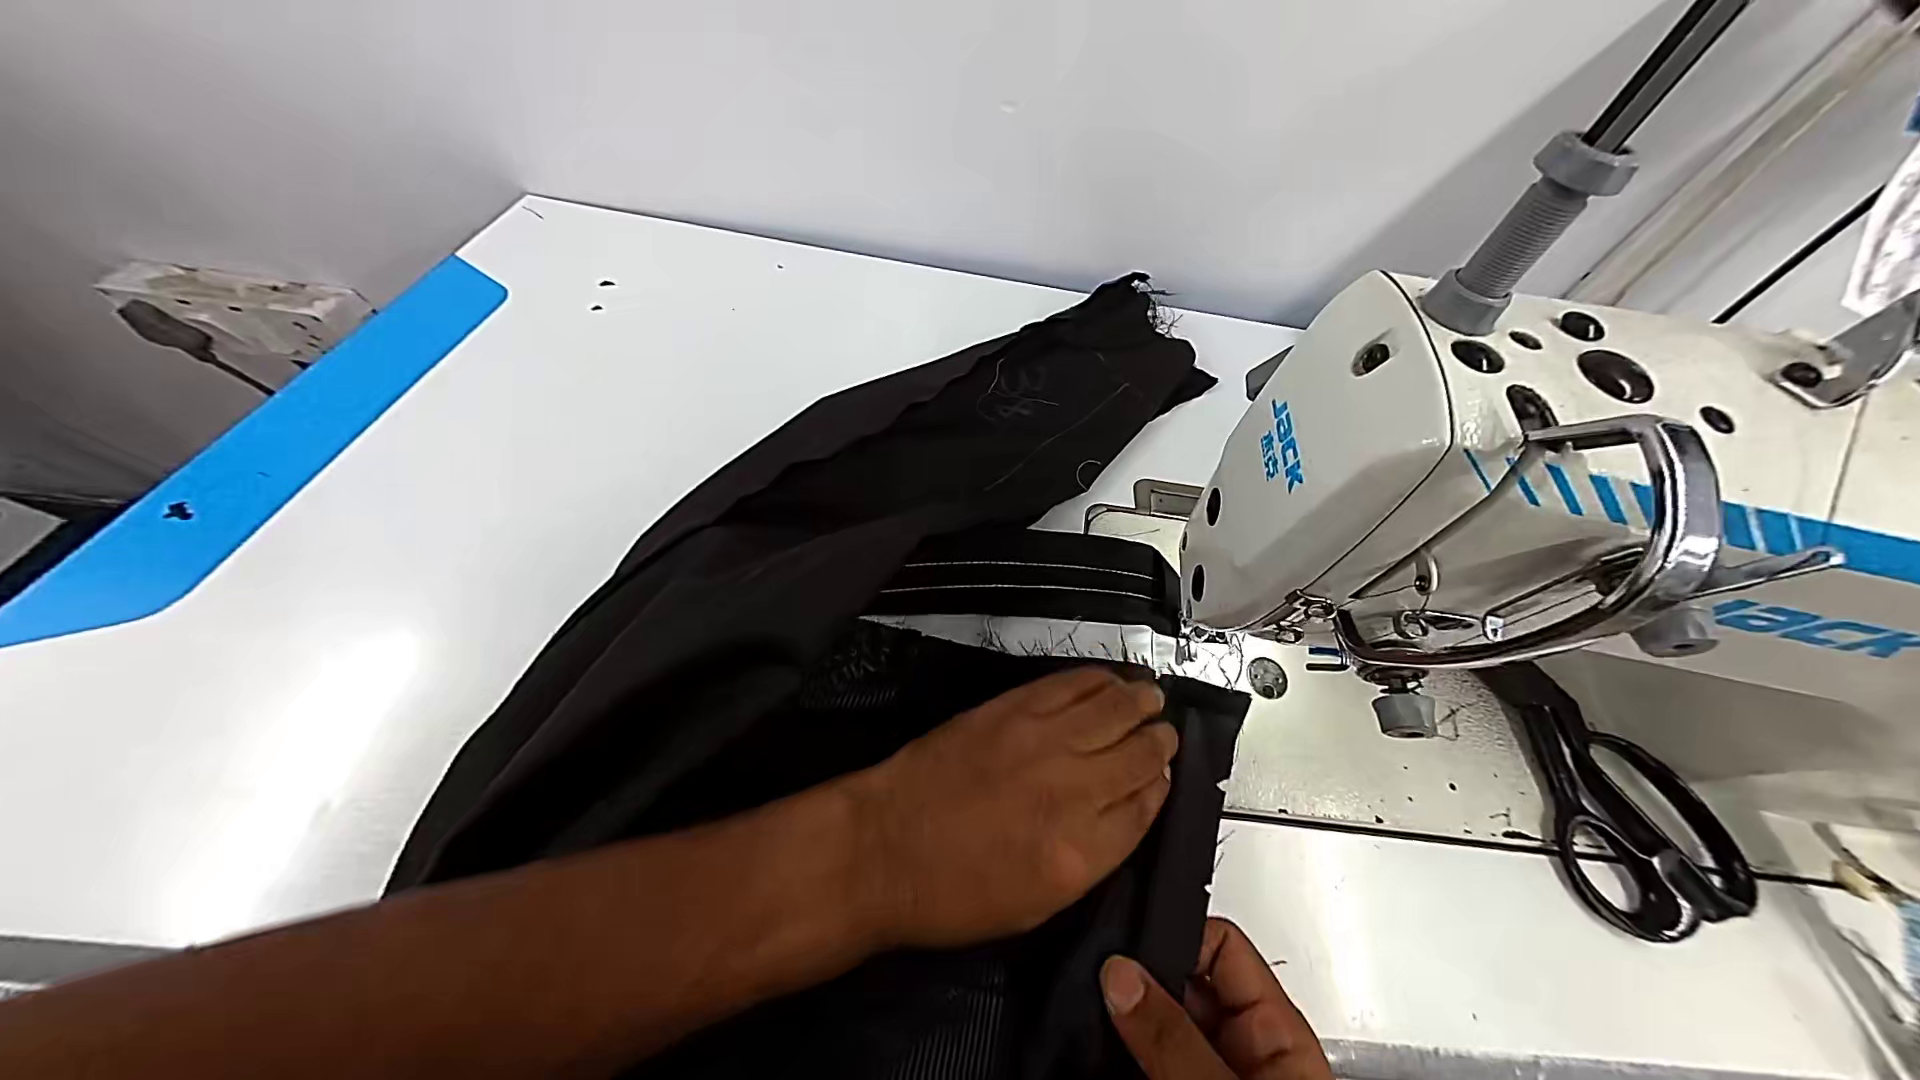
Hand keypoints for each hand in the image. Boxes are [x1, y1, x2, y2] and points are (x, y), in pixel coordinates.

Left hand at [849, 667, 1176, 948]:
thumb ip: (1092, 855)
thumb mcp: (1037, 902)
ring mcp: (1042, 741)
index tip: (1160, 777)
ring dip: (1140, 701)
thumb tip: (1122, 814)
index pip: (1148, 805)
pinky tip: (1107, 679)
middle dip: (1159, 741)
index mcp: (1082, 852)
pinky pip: (1072, 682)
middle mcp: (1072, 790)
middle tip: (1163, 734)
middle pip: (1141, 753)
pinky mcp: (1011, 708)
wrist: (883, 848)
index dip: (1159, 786)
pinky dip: (1097, 678)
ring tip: (1151, 698)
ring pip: (1115, 708)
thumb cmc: (948, 889)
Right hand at [1102, 918, 1332, 1079]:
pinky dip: (1109, 1045)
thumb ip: (1177, 1038)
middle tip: (1095, 979)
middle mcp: (1237, 1049)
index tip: (1123, 941)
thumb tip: (1120, 974)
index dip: (1171, 932)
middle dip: (1135, 975)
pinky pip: (1134, 1052)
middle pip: (1175, 979)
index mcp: (1275, 1034)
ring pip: (1149, 1019)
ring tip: (1086, 1007)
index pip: (1219, 942)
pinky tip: (1088, 1042)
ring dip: (1118, 1012)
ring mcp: (1201, 1070)